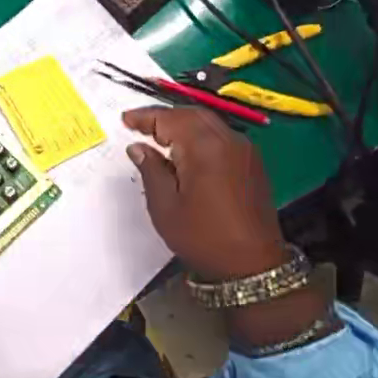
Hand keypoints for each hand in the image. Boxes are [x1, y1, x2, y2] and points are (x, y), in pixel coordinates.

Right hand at [122, 106, 286, 279]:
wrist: (251, 263)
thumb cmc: (202, 236)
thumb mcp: (165, 206)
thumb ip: (151, 170)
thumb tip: (139, 148)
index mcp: (204, 148)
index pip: (171, 119)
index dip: (146, 117)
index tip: (126, 120)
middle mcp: (228, 141)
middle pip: (193, 115)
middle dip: (165, 117)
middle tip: (139, 125)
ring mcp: (244, 151)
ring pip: (210, 123)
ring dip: (183, 124)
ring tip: (159, 136)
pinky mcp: (251, 163)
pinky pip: (222, 137)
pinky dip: (200, 136)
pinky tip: (186, 152)